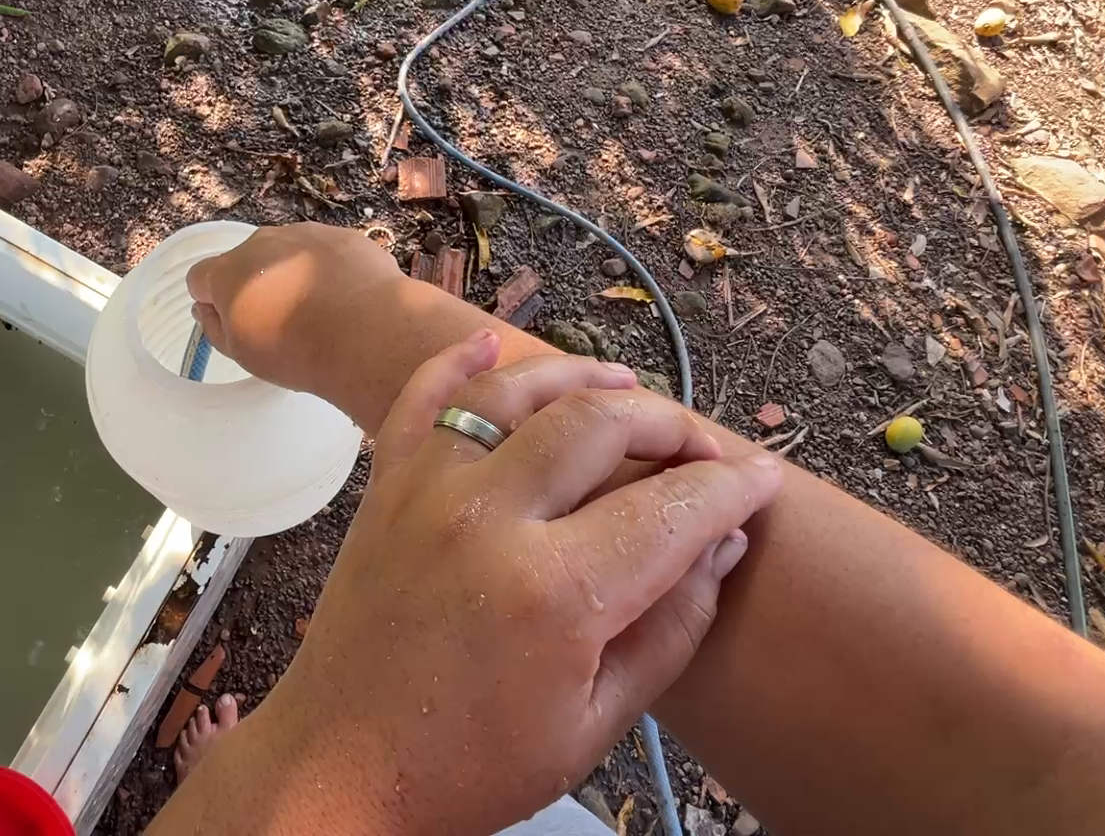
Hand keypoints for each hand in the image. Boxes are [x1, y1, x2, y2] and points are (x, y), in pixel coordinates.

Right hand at [186, 222, 404, 394]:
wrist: (366, 334)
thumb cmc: (295, 350)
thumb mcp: (241, 353)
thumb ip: (216, 327)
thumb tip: (208, 309)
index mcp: (228, 271)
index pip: (201, 277)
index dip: (213, 300)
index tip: (233, 321)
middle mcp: (263, 242)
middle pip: (248, 261)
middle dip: (257, 284)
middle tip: (281, 321)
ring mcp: (307, 233)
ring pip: (290, 252)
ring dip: (294, 273)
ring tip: (321, 311)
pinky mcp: (346, 236)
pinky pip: (329, 252)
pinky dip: (332, 270)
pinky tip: (349, 299)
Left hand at [271, 331, 781, 835]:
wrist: (343, 757)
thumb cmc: (475, 760)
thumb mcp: (596, 723)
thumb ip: (670, 626)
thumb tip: (722, 542)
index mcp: (552, 591)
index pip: (667, 510)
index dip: (729, 488)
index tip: (762, 477)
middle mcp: (486, 515)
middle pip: (594, 426)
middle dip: (664, 424)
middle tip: (698, 446)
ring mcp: (425, 487)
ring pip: (511, 393)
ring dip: (575, 375)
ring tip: (623, 383)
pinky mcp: (385, 484)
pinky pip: (418, 401)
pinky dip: (453, 364)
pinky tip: (487, 344)